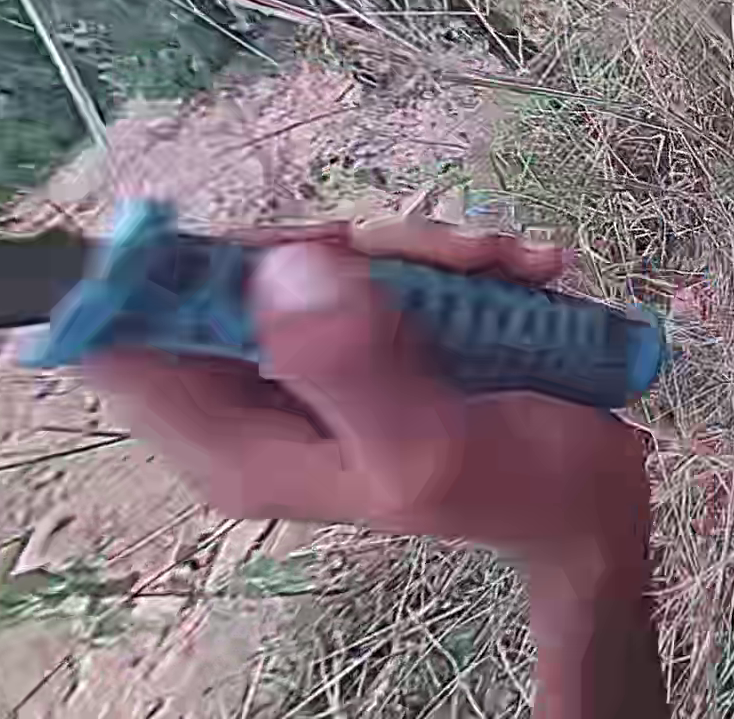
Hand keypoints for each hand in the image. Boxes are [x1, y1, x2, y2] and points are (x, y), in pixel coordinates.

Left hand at [85, 220, 649, 582]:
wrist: (594, 487)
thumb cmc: (520, 486)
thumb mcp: (430, 444)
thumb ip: (352, 367)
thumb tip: (283, 268)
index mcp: (252, 441)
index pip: (139, 343)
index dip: (190, 275)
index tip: (306, 247)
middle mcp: (291, 389)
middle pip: (272, 276)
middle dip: (373, 252)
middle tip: (458, 260)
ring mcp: (363, 352)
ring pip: (364, 259)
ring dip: (449, 252)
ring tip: (519, 268)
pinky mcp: (422, 329)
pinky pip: (431, 265)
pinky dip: (489, 259)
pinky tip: (540, 270)